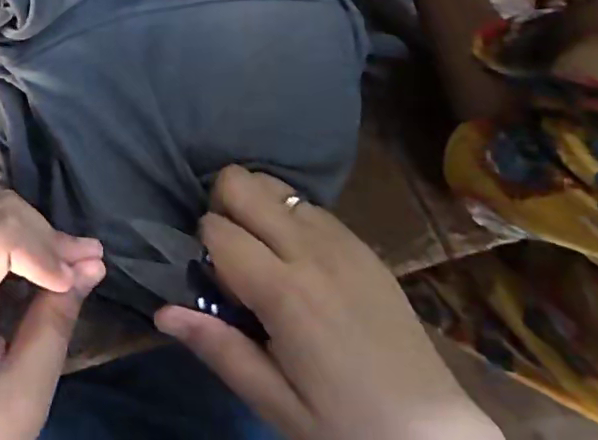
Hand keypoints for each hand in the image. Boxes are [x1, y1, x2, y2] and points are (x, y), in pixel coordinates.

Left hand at [0, 192, 107, 439]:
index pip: (2, 234)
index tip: (77, 279)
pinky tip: (44, 273)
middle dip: (47, 238)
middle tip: (86, 267)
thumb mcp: (20, 391)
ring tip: (72, 269)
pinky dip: (20, 245)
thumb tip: (91, 265)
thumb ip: (56, 320)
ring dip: (37, 238)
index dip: (47, 249)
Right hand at [155, 168, 500, 439]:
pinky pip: (306, 204)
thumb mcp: (276, 403)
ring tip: (263, 254)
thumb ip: (219, 347)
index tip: (216, 284)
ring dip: (254, 207)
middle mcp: (310, 249)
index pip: (216, 228)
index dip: (203, 250)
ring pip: (272, 183)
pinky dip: (286, 216)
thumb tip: (161, 311)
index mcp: (285, 292)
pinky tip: (298, 261)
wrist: (436, 436)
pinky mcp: (361, 242)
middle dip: (221, 207)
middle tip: (232, 256)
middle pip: (240, 182)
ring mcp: (340, 239)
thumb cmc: (347, 429)